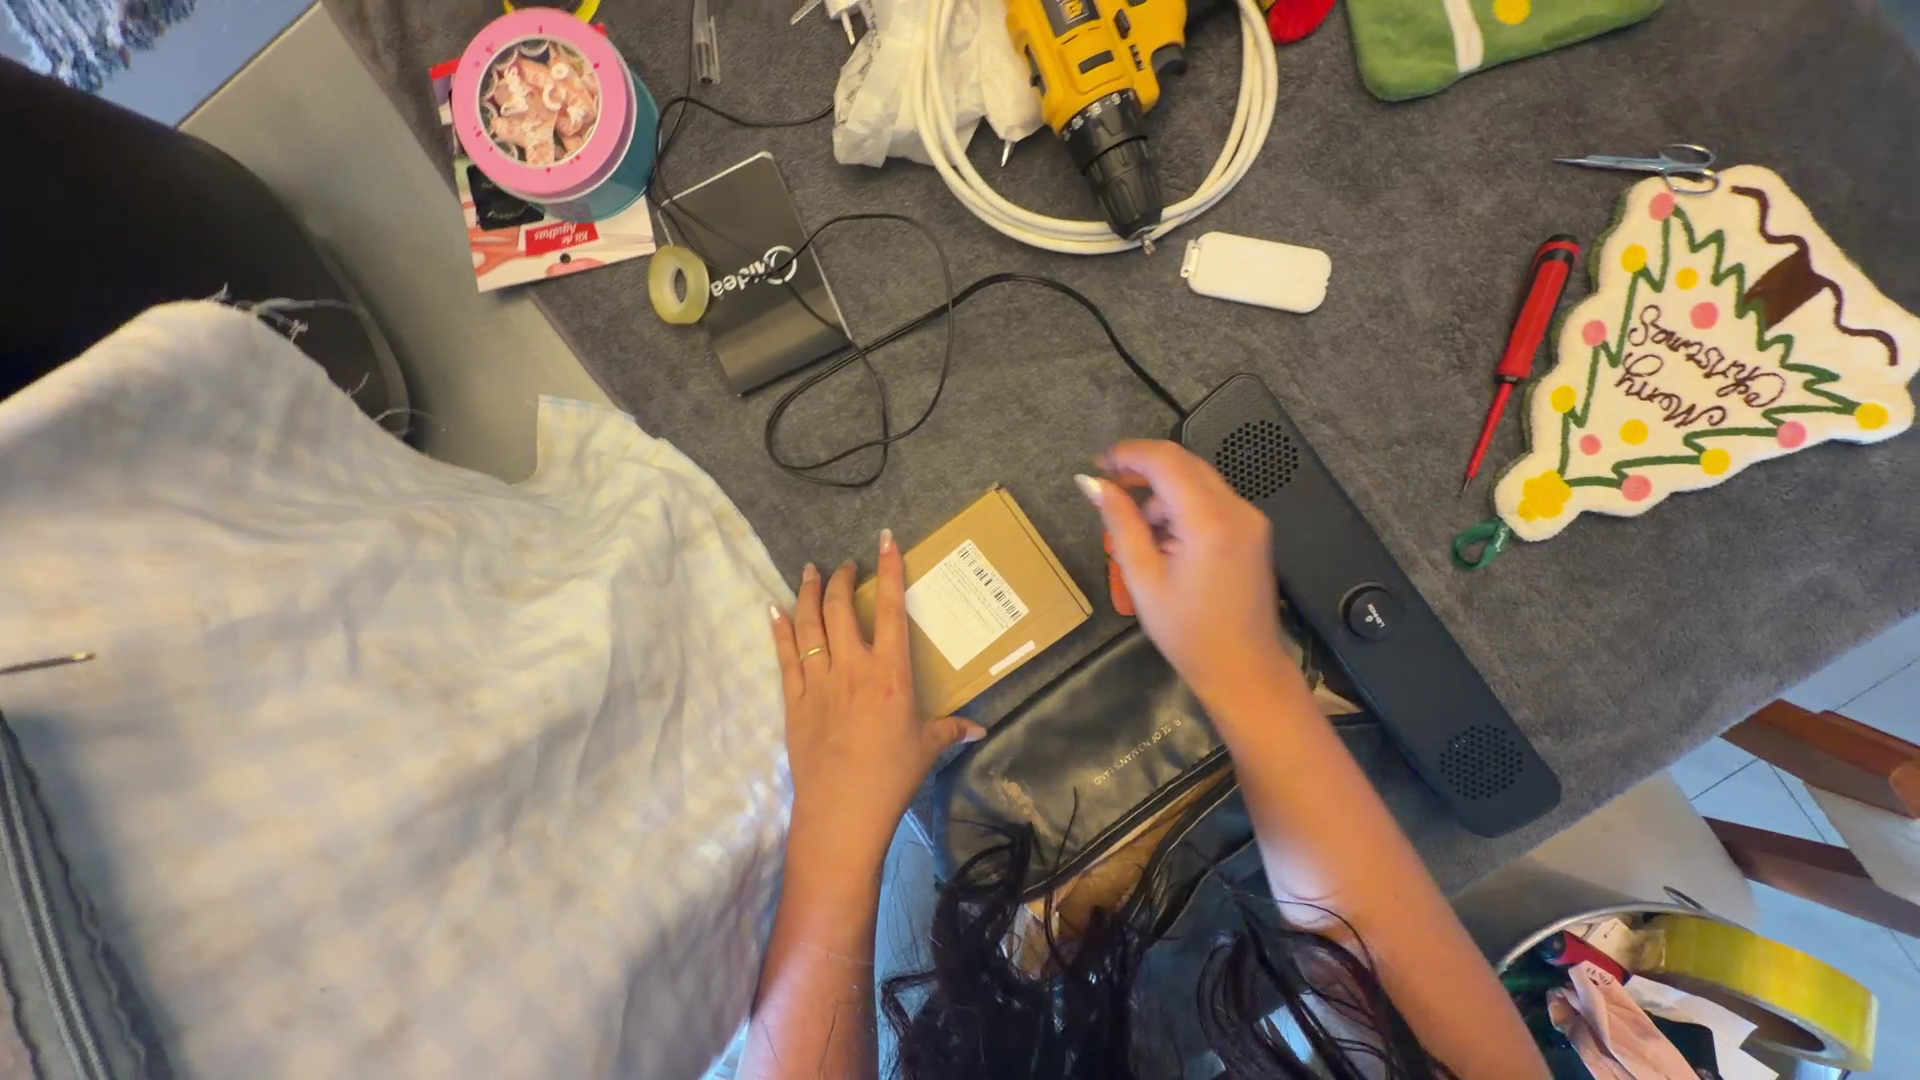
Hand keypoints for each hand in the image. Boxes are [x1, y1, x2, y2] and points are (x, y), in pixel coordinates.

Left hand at [770, 531, 984, 857]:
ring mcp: (819, 682)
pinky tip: (775, 610)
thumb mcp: (927, 749)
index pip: (890, 609)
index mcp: (890, 673)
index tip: (885, 541)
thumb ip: (952, 730)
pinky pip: (785, 656)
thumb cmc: (891, 778)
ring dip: (808, 593)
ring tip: (810, 570)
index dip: (889, 570)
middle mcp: (853, 667)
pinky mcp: (795, 701)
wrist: (841, 813)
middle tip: (845, 565)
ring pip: (809, 625)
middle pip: (841, 608)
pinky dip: (780, 630)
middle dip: (841, 579)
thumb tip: (980, 728)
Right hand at [1078, 440, 1293, 706]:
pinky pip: (1211, 500)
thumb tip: (1091, 482)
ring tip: (1134, 529)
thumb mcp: (1143, 577)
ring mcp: (1250, 518)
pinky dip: (1182, 506)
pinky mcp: (1252, 531)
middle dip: (1142, 468)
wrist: (1243, 668)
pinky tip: (1163, 537)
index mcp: (1208, 520)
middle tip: (1106, 488)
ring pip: (1197, 480)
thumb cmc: (1187, 631)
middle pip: (1184, 463)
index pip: (1166, 460)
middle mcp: (1236, 508)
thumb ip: (1119, 522)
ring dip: (1161, 491)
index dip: (1128, 454)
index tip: (1097, 465)